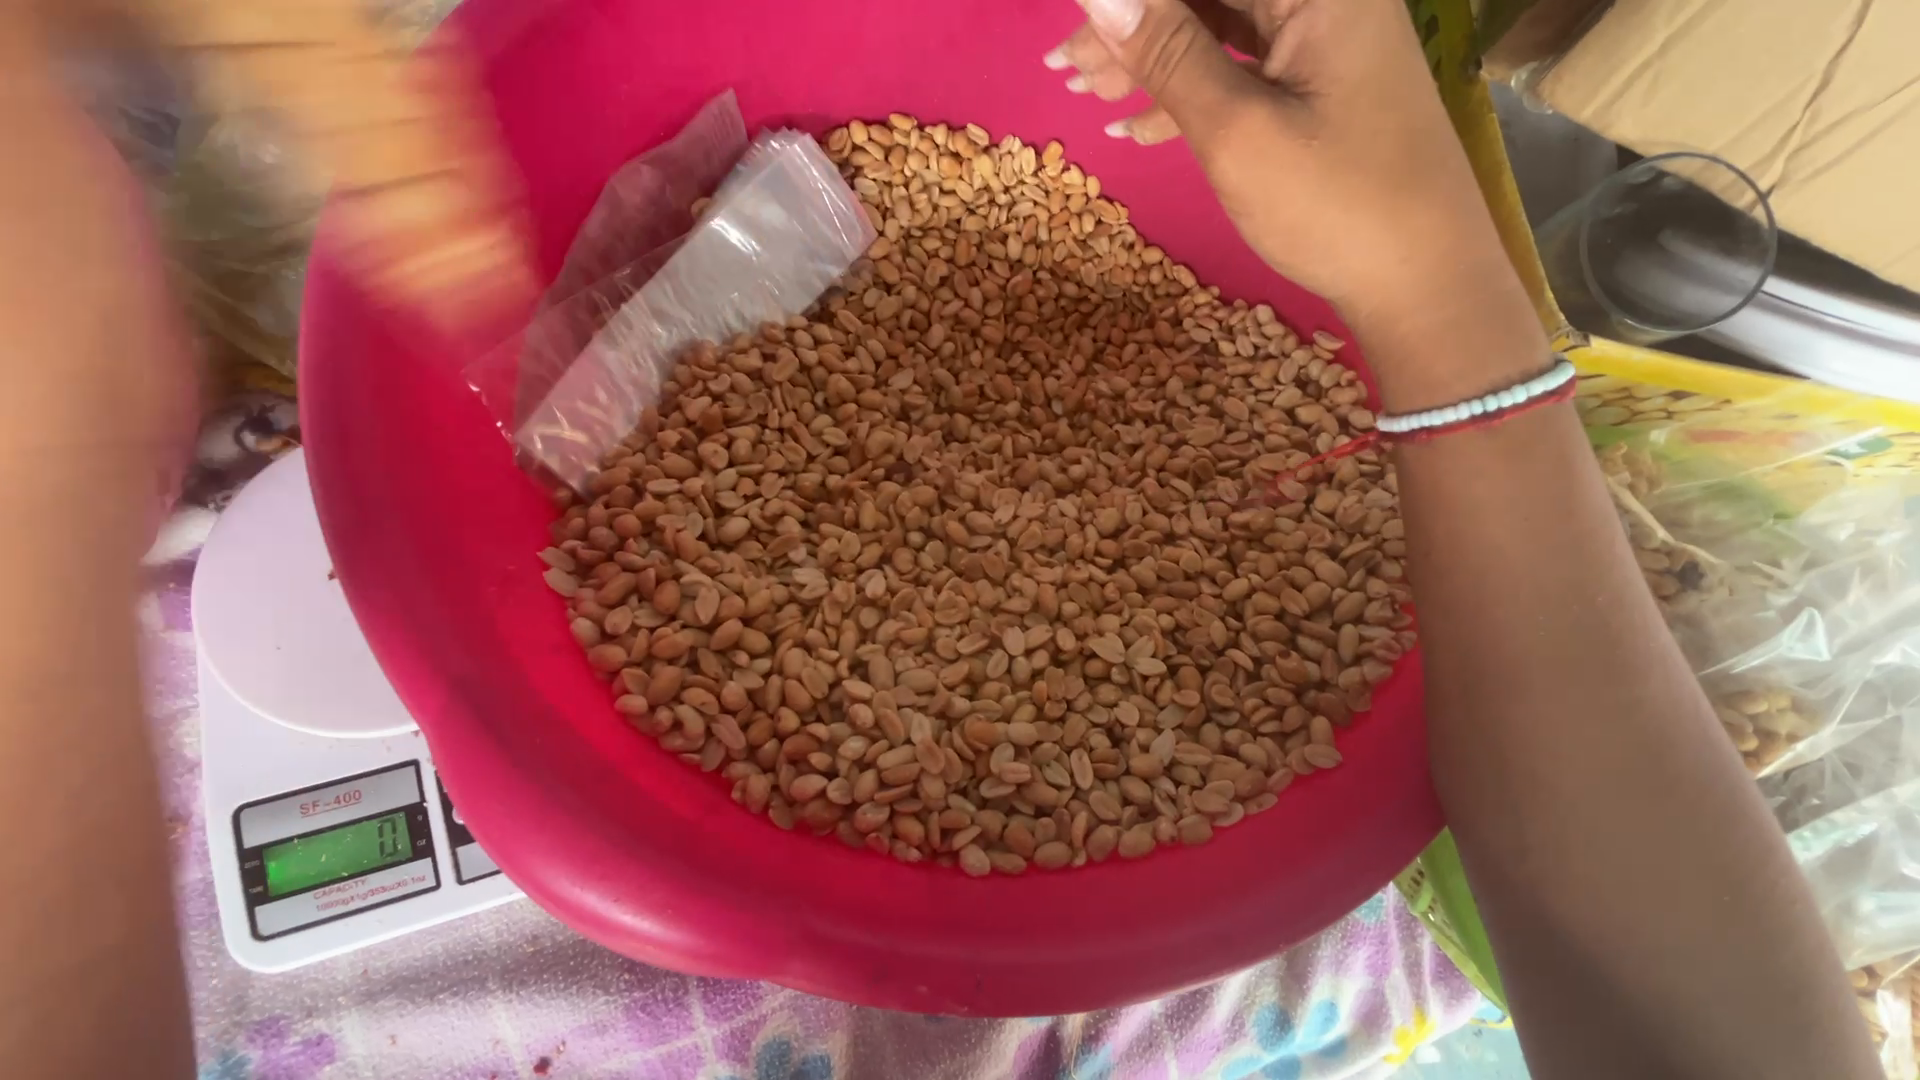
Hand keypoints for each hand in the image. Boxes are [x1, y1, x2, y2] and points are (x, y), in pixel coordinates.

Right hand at [1045, 0, 1521, 341]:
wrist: (1419, 276)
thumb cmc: (1332, 203)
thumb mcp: (1237, 129)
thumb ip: (1167, 52)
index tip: (1075, 25)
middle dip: (1132, 22)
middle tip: (1063, 63)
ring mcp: (1319, 43)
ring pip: (1214, 28)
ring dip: (1148, 59)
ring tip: (1083, 89)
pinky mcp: (1313, 90)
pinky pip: (1236, 71)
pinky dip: (1184, 95)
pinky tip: (1132, 127)